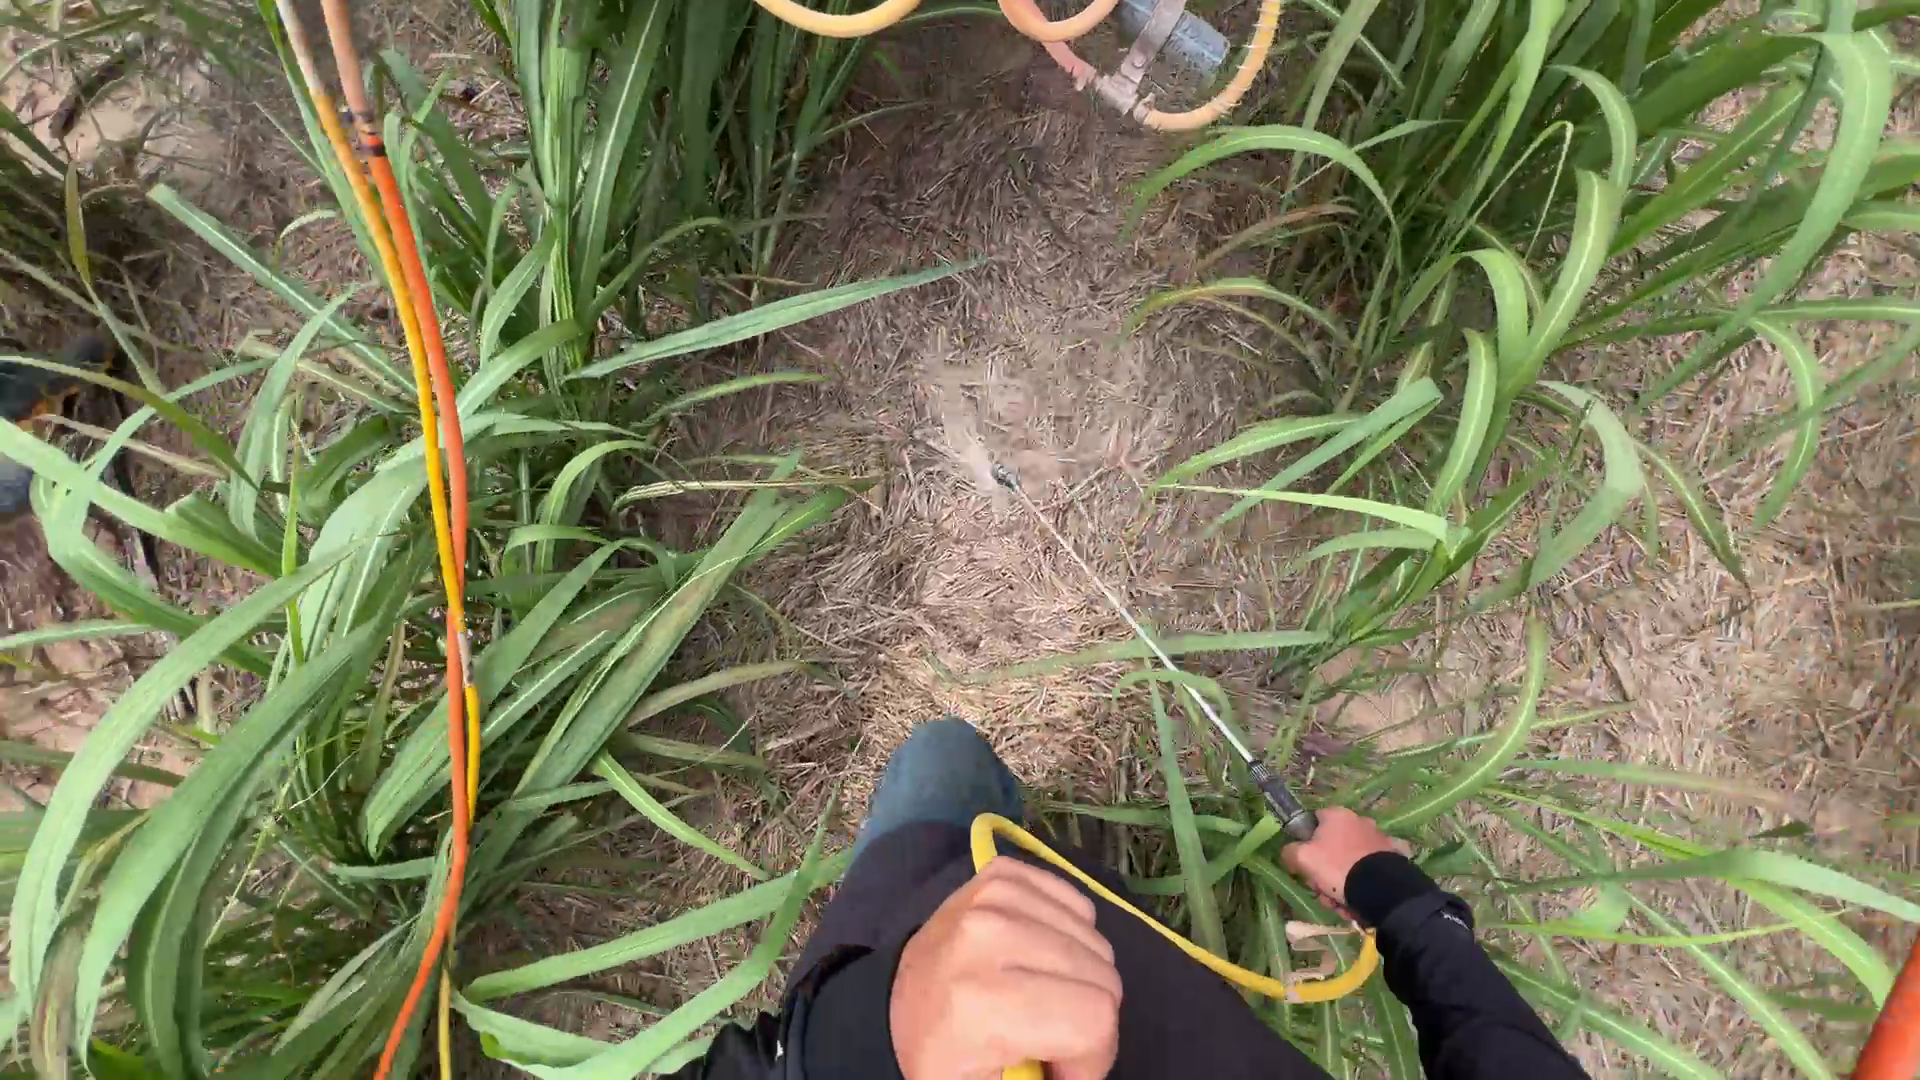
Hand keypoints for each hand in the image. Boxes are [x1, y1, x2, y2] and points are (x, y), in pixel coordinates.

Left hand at [890, 857, 1121, 1079]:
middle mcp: (991, 933)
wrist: (894, 1004)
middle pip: (1101, 972)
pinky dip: (1072, 931)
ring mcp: (995, 894)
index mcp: (984, 1002)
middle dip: (1090, 1015)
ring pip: (1093, 935)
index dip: (1094, 1058)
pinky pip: (1075, 901)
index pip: (1095, 1017)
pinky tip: (1044, 953)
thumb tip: (1082, 1070)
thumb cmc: (942, 1058)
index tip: (1064, 1070)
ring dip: (1082, 973)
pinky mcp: (1001, 873)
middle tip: (1055, 1033)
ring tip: (1047, 993)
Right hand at [1281, 807, 1409, 918]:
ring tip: (1341, 903)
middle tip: (1323, 890)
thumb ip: (1289, 852)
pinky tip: (1358, 901)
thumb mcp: (1302, 858)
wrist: (1383, 891)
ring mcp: (1379, 840)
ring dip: (1342, 882)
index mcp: (1337, 814)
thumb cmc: (1337, 866)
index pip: (1313, 822)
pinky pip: (1369, 871)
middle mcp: (1359, 821)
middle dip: (1325, 871)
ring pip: (1350, 862)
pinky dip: (1362, 884)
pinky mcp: (1395, 859)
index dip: (1306, 843)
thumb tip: (1290, 853)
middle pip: (1332, 846)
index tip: (1306, 864)